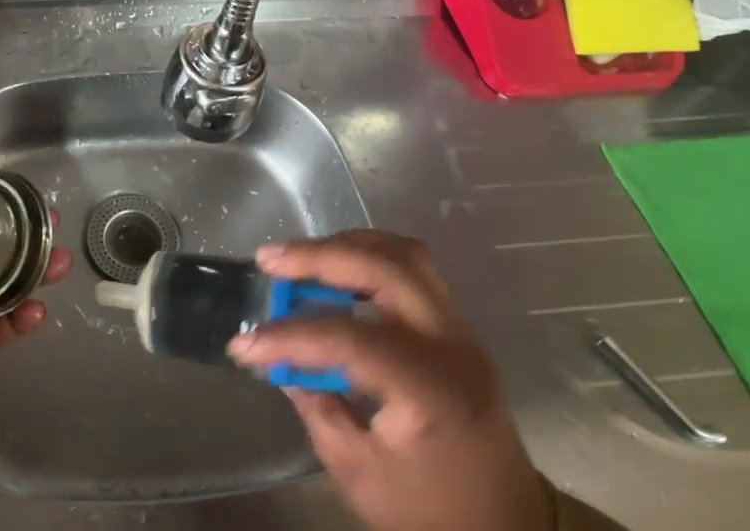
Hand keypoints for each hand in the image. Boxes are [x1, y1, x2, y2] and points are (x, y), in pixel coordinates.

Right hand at [228, 231, 553, 530]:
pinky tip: (336, 272)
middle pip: (386, 268)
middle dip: (320, 257)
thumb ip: (316, 406)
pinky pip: (412, 270)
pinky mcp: (455, 328)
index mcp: (431, 388)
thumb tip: (278, 362)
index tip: (244, 345)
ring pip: (405, 255)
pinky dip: (368, 258)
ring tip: (301, 257)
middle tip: (269, 260)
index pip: (350, 339)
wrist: (504, 524)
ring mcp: (459, 329)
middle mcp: (451, 344)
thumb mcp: (359, 471)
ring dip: (349, 246)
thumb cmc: (430, 510)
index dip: (290, 337)